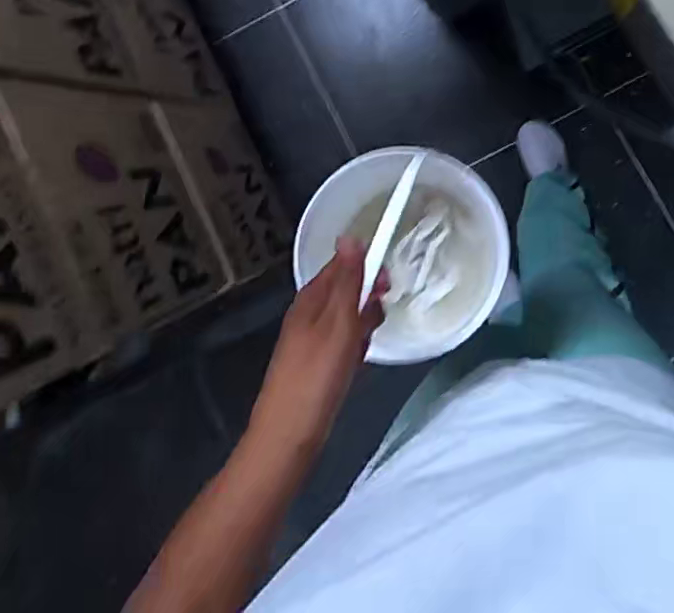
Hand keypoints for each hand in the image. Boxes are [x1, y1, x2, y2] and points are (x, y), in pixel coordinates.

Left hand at [247, 239, 386, 456]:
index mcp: (311, 297)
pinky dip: (355, 346)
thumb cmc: (316, 376)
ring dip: (364, 325)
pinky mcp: (317, 361)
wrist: (288, 437)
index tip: (386, 284)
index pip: (343, 263)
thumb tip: (350, 237)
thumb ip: (347, 281)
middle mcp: (309, 312)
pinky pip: (345, 340)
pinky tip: (356, 362)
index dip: (367, 267)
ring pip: (349, 316)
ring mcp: (312, 338)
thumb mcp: (338, 322)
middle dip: (368, 300)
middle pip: (348, 289)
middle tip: (374, 319)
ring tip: (363, 346)